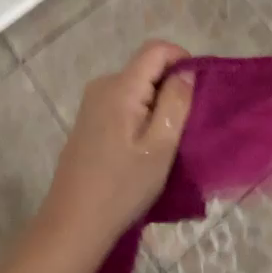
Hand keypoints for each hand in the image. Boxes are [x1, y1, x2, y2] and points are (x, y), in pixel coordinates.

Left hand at [43, 40, 195, 241]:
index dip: (182, 59)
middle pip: (145, 67)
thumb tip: (186, 71)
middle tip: (185, 125)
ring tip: (166, 141)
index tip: (198, 89)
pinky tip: (142, 149)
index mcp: (121, 86)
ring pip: (134, 87)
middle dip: (170, 87)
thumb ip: (175, 103)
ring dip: (155, 104)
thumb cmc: (122, 187)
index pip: (156, 49)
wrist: (73, 223)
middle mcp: (103, 85)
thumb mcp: (160, 147)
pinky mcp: (88, 121)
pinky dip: (139, 115)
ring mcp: (92, 103)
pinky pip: (122, 102)